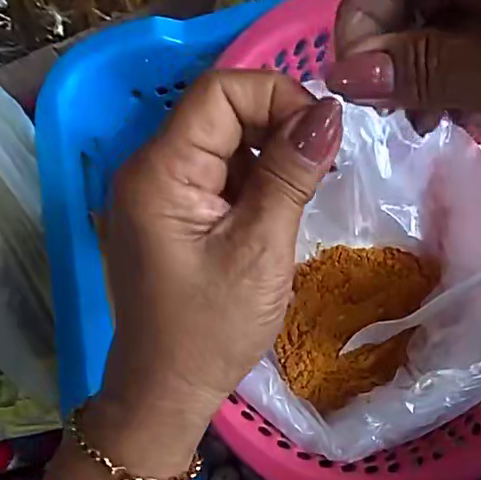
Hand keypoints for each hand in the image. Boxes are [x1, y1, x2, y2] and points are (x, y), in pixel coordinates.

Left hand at [97, 71, 341, 435]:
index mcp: (160, 170)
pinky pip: (218, 172)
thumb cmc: (211, 329)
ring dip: (270, 154)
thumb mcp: (261, 249)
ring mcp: (158, 190)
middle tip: (320, 167)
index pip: (219, 91)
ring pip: (223, 140)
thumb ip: (291, 174)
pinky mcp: (172, 211)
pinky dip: (254, 179)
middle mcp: (150, 168)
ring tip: (303, 193)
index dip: (277, 96)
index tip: (323, 135)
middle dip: (278, 125)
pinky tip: (277, 209)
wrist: (167, 388)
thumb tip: (330, 112)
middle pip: (220, 110)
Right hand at [328, 0, 480, 154]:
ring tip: (439, 122)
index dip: (362, 16)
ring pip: (438, 17)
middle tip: (398, 114)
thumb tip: (342, 75)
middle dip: (394, 51)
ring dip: (424, 72)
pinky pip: (472, 37)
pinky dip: (458, 78)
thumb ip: (421, 68)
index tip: (355, 85)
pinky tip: (471, 116)